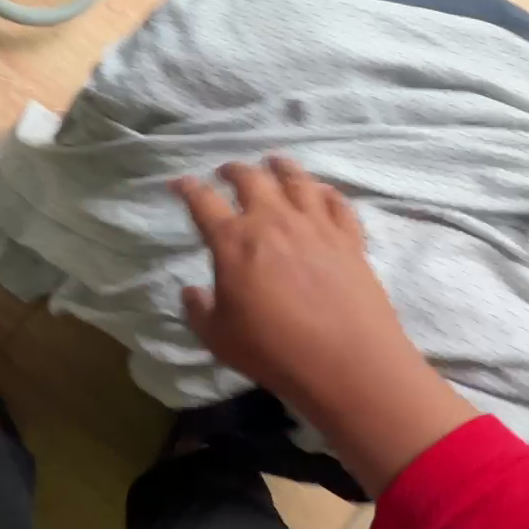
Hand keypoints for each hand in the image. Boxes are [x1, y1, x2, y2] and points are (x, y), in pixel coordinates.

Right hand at [174, 157, 410, 406]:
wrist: (349, 365)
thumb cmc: (274, 352)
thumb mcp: (218, 338)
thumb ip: (198, 309)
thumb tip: (192, 292)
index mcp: (234, 241)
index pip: (202, 201)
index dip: (186, 188)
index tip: (178, 183)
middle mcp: (273, 222)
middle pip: (250, 178)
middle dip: (233, 170)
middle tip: (225, 171)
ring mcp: (315, 226)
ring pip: (296, 179)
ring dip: (280, 167)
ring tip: (273, 162)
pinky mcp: (349, 239)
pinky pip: (337, 202)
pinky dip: (324, 191)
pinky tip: (320, 192)